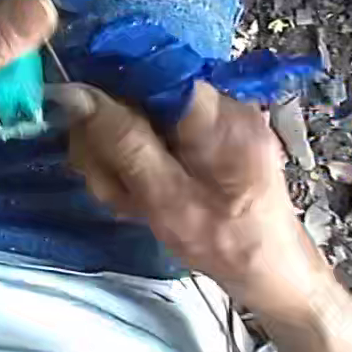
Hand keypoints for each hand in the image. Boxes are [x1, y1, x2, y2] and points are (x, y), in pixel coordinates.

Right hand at [53, 81, 333, 322]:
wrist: (276, 279)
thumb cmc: (227, 245)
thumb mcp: (167, 200)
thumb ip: (122, 143)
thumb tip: (75, 93)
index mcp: (216, 112)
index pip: (143, 71)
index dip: (104, 96)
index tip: (88, 135)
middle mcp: (217, 102)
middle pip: (133, 95)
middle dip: (109, 142)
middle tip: (113, 188)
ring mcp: (212, 118)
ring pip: (135, 116)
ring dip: (118, 159)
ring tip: (130, 200)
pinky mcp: (205, 134)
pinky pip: (152, 132)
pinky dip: (136, 162)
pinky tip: (141, 193)